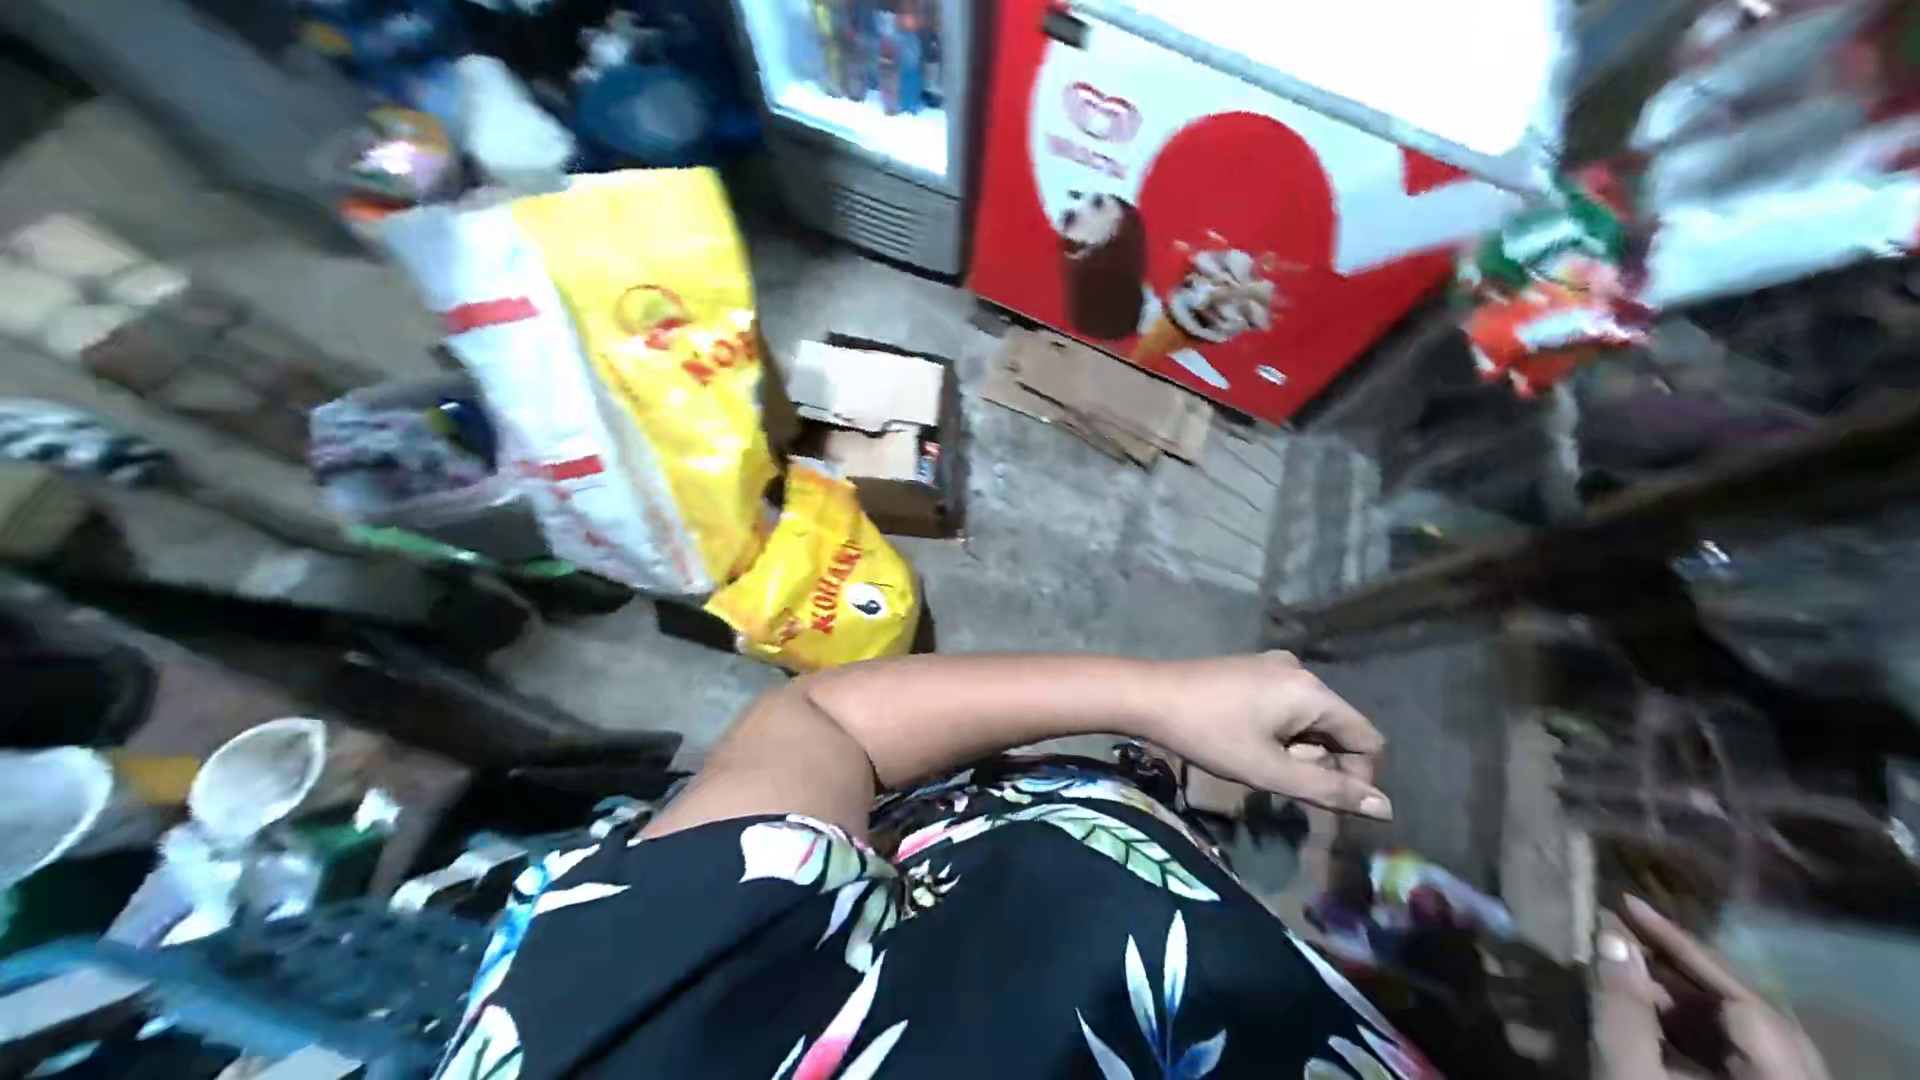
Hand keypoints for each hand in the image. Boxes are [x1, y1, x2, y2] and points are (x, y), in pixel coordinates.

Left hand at [1143, 652, 1390, 819]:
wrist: (1148, 695)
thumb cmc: (1209, 734)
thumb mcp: (1270, 770)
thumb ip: (1329, 790)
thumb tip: (1387, 808)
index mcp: (1313, 690)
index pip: (1368, 740)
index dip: (1357, 776)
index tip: (1320, 796)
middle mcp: (1299, 669)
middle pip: (1337, 727)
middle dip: (1319, 759)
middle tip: (1275, 772)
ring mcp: (1271, 664)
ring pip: (1308, 718)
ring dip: (1295, 745)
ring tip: (1254, 754)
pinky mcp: (1250, 667)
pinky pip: (1284, 703)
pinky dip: (1277, 728)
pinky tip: (1244, 736)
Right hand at [1594, 896, 1828, 1079]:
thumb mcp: (1627, 1071)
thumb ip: (1621, 1004)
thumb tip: (1610, 936)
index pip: (1745, 1000)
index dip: (1684, 947)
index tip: (1624, 904)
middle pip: (1756, 1015)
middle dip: (1685, 966)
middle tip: (1625, 926)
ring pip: (1750, 1035)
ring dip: (1685, 993)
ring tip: (1626, 963)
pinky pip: (1742, 1056)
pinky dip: (1693, 1023)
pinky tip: (1647, 1007)